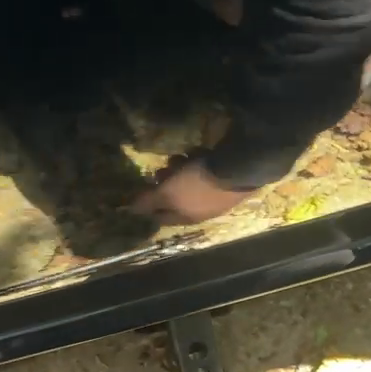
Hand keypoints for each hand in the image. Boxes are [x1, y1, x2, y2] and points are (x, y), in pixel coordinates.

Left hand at [130, 158, 255, 226]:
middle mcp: (201, 210)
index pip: (160, 217)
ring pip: (189, 184)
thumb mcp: (168, 193)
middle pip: (175, 199)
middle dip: (164, 184)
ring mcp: (215, 195)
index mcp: (186, 218)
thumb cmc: (198, 184)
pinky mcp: (225, 178)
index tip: (140, 190)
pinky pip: (204, 172)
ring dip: (179, 170)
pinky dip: (197, 163)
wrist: (239, 167)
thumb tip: (130, 211)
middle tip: (158, 170)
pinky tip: (198, 153)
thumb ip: (149, 202)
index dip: (147, 205)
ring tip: (176, 158)